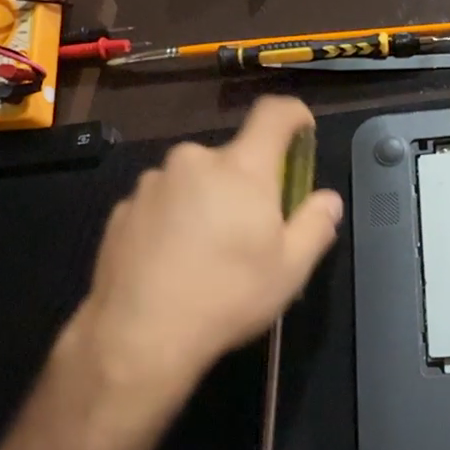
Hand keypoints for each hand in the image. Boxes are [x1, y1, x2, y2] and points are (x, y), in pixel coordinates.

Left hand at [54, 97, 341, 449]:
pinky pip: (162, 203)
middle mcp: (193, 161)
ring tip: (208, 254)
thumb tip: (327, 199)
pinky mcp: (122, 209)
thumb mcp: (291, 269)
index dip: (294, 116)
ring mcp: (152, 184)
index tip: (302, 133)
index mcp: (241, 168)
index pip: (274, 115)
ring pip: (194, 181)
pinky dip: (174, 221)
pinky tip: (174, 263)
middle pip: (232, 158)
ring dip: (207, 202)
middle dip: (247, 183)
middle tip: (252, 230)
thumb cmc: (228, 295)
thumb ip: (315, 224)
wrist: (140, 334)